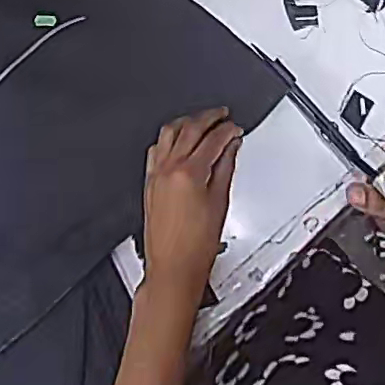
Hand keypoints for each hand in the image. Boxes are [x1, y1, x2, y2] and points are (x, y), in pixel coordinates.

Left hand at [141, 107, 242, 295]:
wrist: (173, 268)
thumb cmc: (196, 246)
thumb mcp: (220, 203)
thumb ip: (225, 168)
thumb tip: (231, 148)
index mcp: (190, 173)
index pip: (212, 139)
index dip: (227, 130)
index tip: (236, 128)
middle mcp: (169, 168)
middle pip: (190, 128)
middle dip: (209, 118)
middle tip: (222, 115)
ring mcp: (156, 173)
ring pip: (169, 133)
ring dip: (187, 122)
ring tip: (201, 120)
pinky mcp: (149, 181)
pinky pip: (156, 149)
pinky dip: (168, 138)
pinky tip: (176, 139)